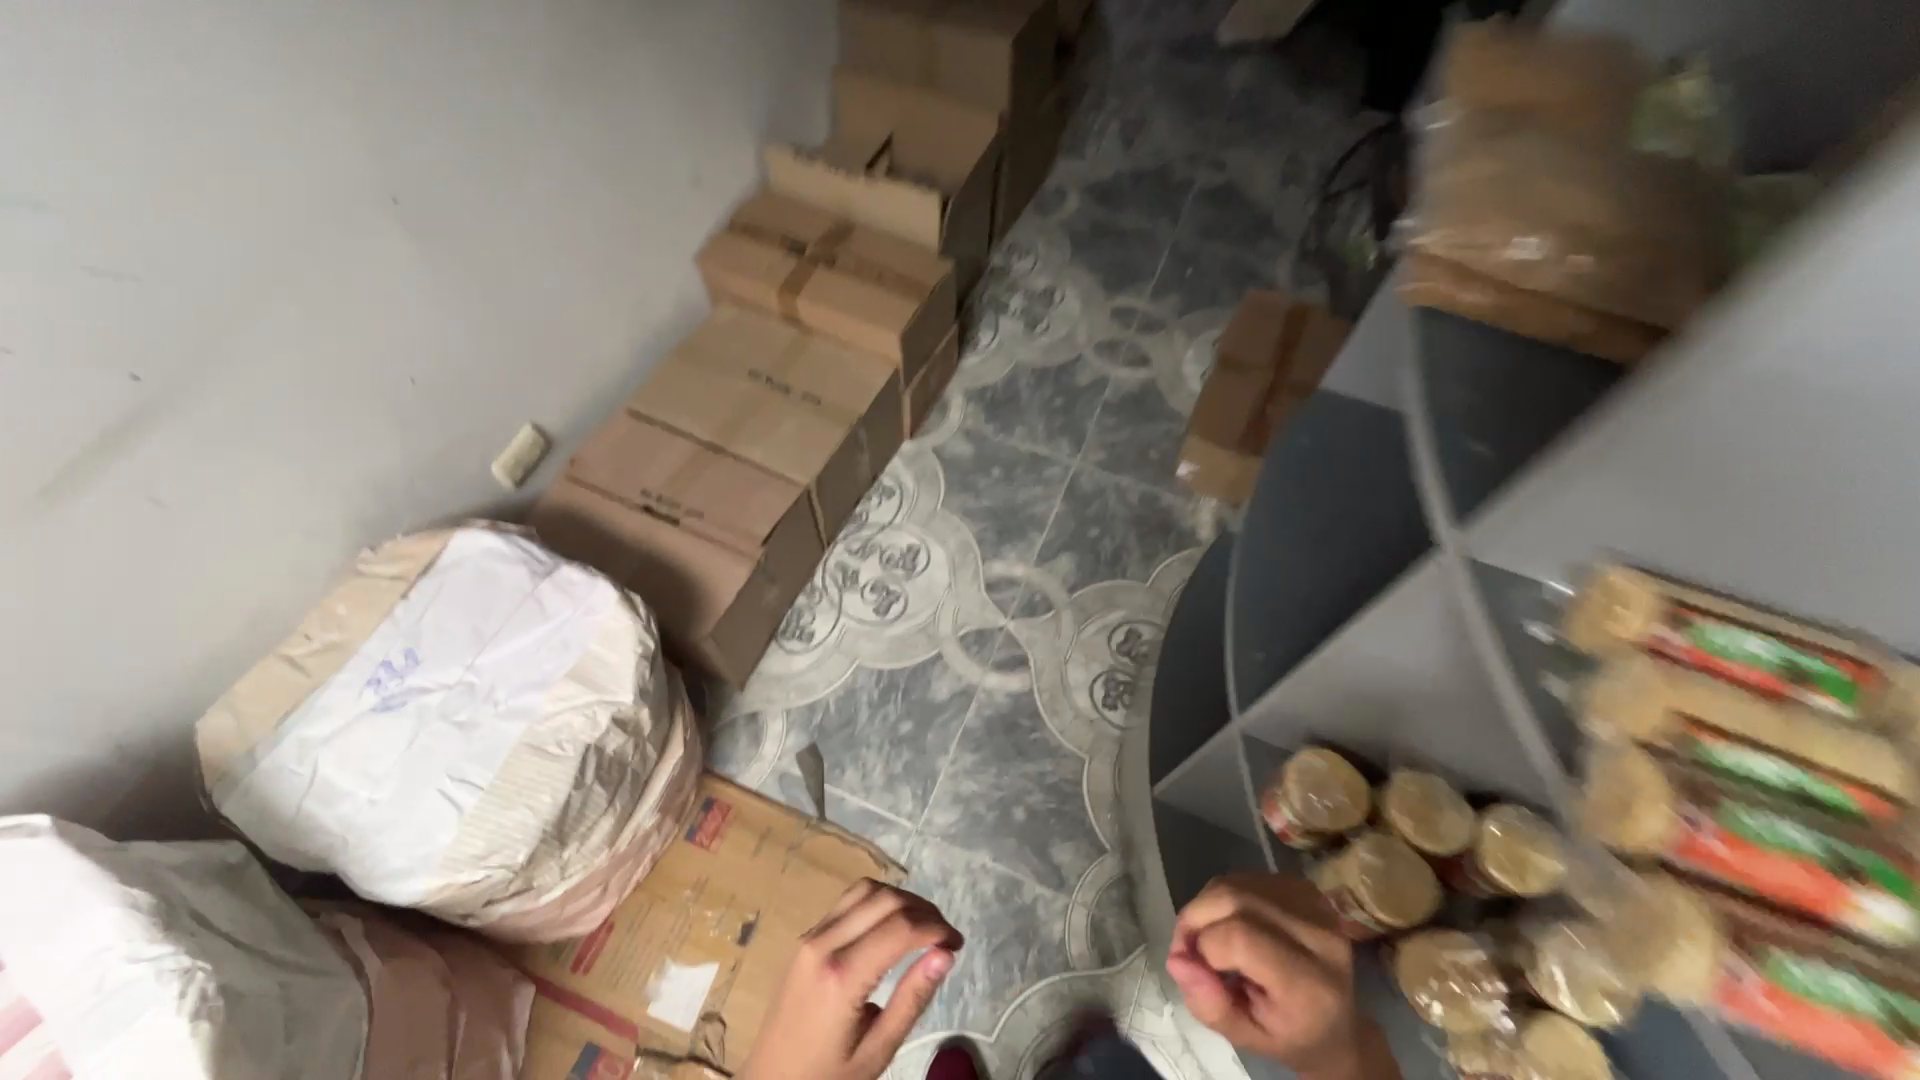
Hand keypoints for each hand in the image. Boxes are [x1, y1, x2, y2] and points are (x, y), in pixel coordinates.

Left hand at [738, 879, 962, 1079]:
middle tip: (945, 936)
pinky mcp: (806, 937)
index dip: (936, 928)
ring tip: (924, 926)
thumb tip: (945, 954)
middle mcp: (823, 944)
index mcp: (841, 976)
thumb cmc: (826, 1075)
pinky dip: (878, 901)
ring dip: (901, 899)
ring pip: (866, 890)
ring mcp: (811, 936)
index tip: (957, 944)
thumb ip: (912, 1000)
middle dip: (924, 910)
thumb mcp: (876, 1051)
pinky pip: (847, 901)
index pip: (900, 928)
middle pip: (885, 899)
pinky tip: (892, 924)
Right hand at [1167, 875, 1385, 1079]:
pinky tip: (1229, 922)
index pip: (1240, 937)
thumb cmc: (1290, 1037)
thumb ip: (1209, 1005)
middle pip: (1233, 899)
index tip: (1195, 970)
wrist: (1338, 1026)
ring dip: (1206, 906)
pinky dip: (1223, 897)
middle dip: (1195, 919)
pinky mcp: (1307, 890)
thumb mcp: (1246, 1039)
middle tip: (1188, 948)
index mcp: (1309, 984)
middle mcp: (1319, 937)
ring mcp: (1316, 907)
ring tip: (1207, 937)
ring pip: (1235, 883)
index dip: (1203, 948)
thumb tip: (1177, 960)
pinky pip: (1246, 878)